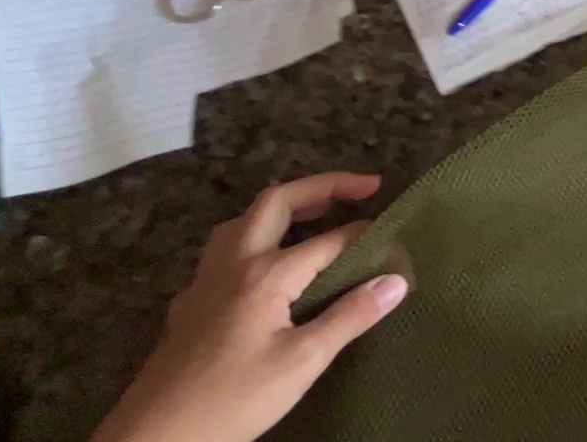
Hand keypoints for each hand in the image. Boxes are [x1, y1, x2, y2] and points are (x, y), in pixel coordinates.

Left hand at [92, 172, 407, 441]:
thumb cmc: (229, 400)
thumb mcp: (301, 362)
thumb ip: (351, 315)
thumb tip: (397, 279)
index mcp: (265, 275)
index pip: (331, 239)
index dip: (368, 234)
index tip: (398, 240)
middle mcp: (233, 267)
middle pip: (276, 203)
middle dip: (324, 186)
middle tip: (364, 187)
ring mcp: (203, 286)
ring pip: (241, 223)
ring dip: (283, 207)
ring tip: (316, 211)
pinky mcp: (188, 309)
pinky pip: (224, 254)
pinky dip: (255, 239)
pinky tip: (266, 264)